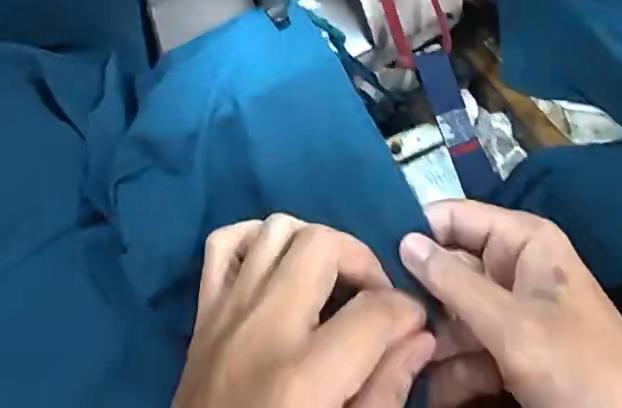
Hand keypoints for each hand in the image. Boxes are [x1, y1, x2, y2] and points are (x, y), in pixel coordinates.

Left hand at [173, 214, 436, 407]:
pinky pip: (223, 242)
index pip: (371, 313)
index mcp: (302, 377)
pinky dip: (253, 237)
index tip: (417, 322)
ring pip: (275, 229)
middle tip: (377, 295)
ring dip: (311, 241)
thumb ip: (386, 392)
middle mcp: (263, 327)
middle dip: (361, 259)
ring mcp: (227, 312)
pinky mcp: (203, 311)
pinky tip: (277, 263)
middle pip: (320, 245)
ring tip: (331, 278)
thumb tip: (419, 336)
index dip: (408, 312)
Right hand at [400, 200, 621, 407]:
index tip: (372, 256)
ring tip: (400, 358)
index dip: (415, 233)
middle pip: (449, 266)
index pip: (453, 217)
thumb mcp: (513, 327)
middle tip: (380, 318)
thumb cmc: (582, 372)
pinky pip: (470, 348)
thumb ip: (453, 282)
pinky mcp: (514, 353)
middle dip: (419, 296)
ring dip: (431, 339)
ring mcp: (513, 312)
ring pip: (454, 311)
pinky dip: (451, 369)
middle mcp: (513, 266)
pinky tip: (428, 386)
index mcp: (521, 240)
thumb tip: (403, 239)